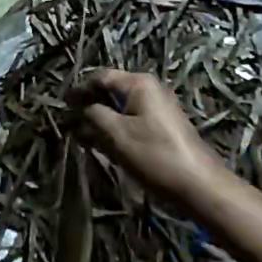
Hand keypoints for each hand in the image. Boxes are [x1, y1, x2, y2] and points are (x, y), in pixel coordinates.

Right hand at [78, 69, 230, 203]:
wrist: (199, 185)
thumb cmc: (155, 155)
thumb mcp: (118, 135)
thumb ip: (94, 116)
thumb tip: (80, 109)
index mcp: (139, 83)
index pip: (101, 76)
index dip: (80, 90)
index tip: (62, 105)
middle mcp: (149, 88)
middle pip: (111, 90)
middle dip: (90, 106)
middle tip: (70, 124)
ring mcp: (158, 106)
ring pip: (121, 107)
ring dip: (101, 120)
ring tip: (83, 137)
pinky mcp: (162, 125)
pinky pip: (132, 119)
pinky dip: (116, 128)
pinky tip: (104, 145)